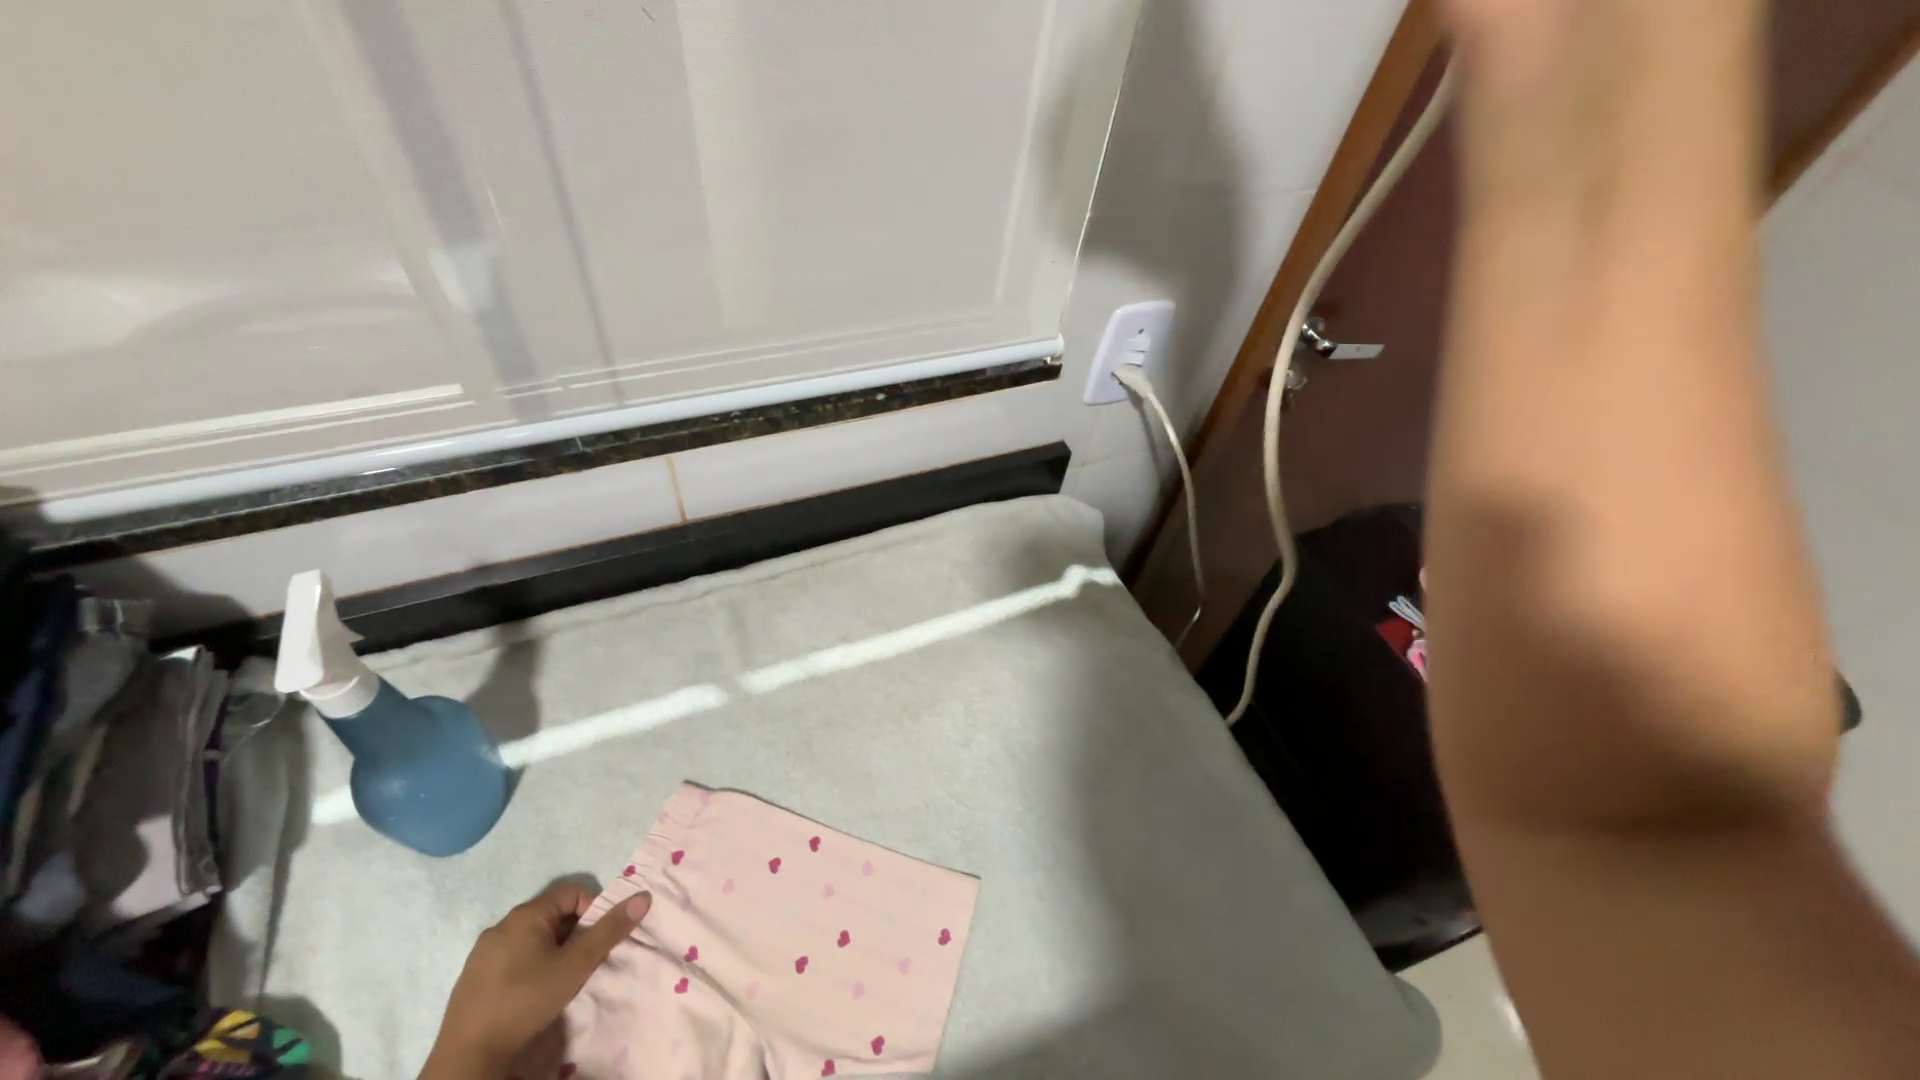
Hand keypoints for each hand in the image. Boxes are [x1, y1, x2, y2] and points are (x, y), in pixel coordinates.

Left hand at [420, 883, 650, 1079]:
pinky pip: (513, 957)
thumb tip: (643, 897)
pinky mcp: (474, 976)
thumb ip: (610, 930)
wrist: (469, 1055)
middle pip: (553, 915)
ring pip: (533, 938)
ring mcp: (483, 952)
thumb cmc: (527, 1000)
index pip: (572, 892)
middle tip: (584, 963)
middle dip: (575, 934)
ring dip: (554, 951)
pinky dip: (531, 966)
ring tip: (562, 980)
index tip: (598, 942)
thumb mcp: (576, 965)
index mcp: (526, 914)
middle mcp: (501, 925)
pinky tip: (533, 994)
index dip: (594, 911)